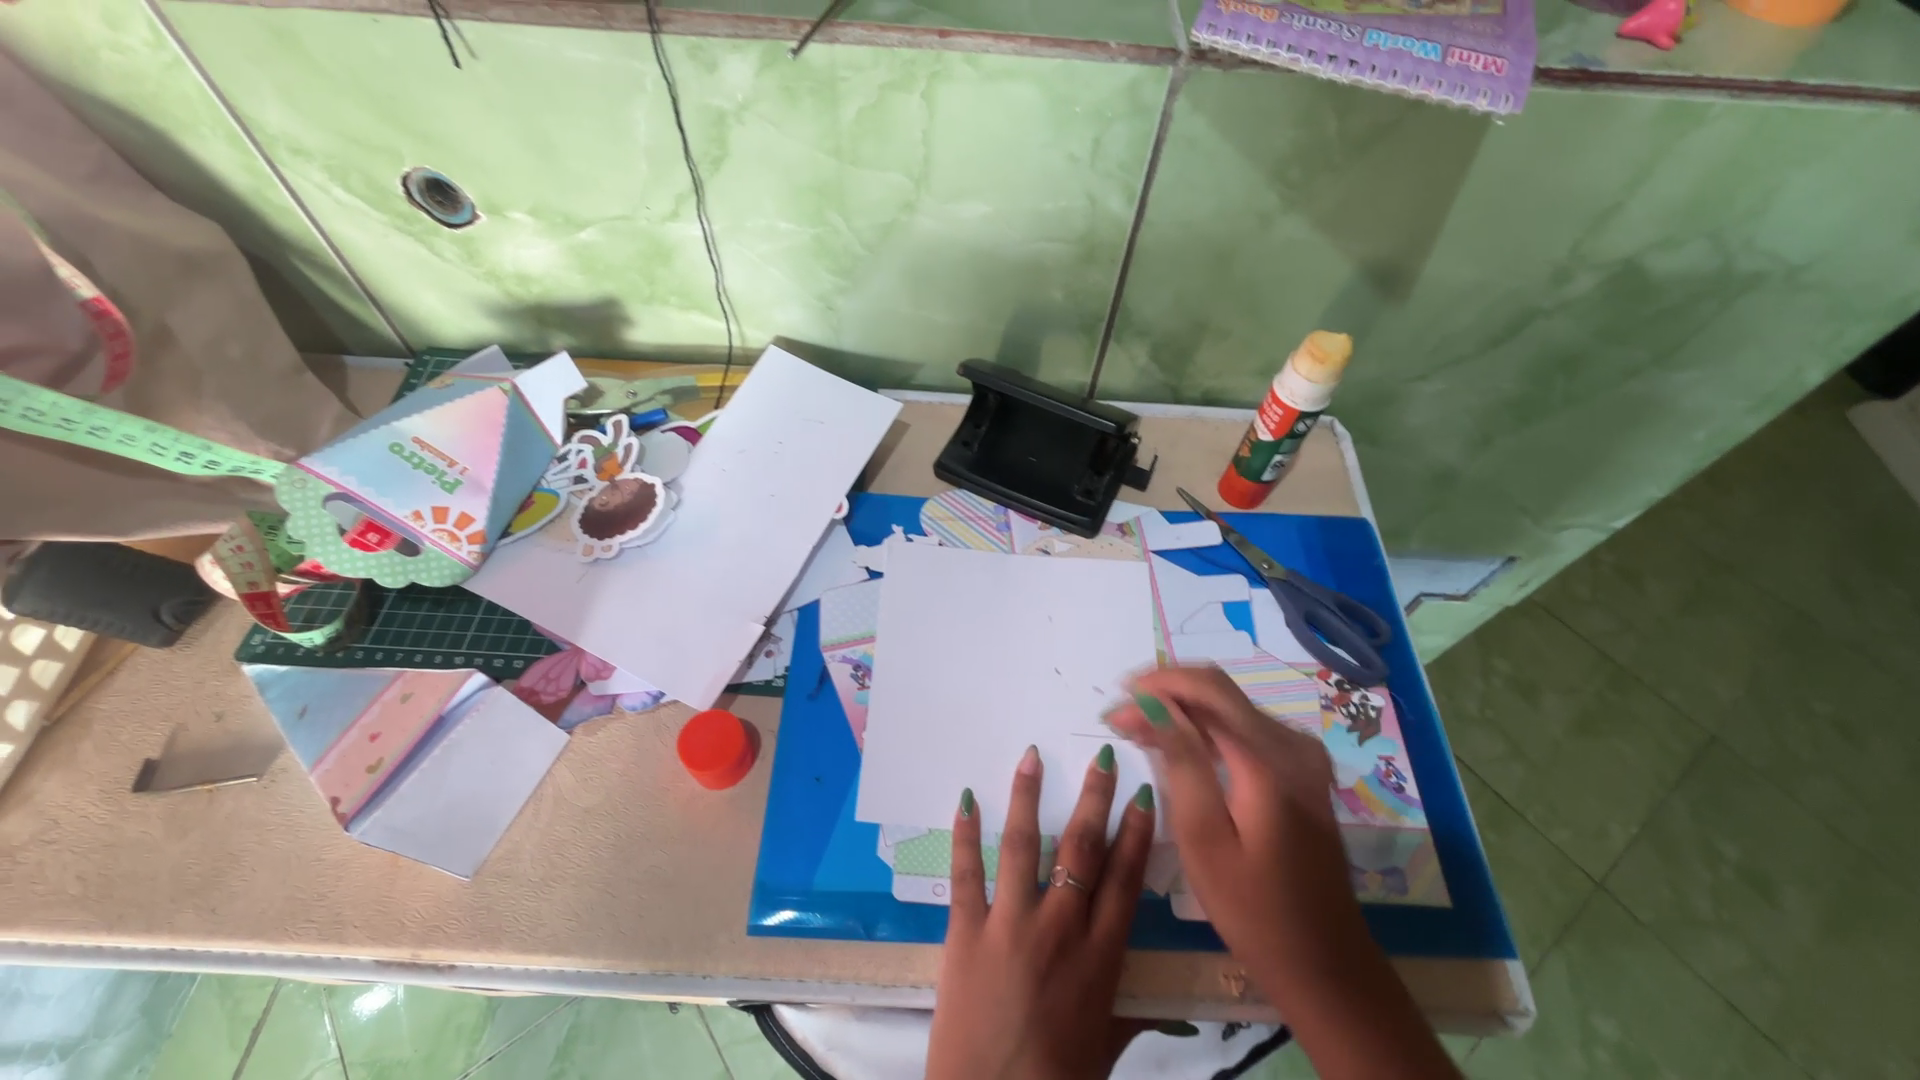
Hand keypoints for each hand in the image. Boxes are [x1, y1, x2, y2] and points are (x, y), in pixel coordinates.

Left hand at [926, 745, 1155, 1079]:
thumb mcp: (1107, 1046)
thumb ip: (1134, 1015)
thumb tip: (1172, 1011)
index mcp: (1100, 958)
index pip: (1124, 880)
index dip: (1136, 834)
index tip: (1142, 794)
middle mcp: (1059, 929)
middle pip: (1081, 850)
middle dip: (1094, 799)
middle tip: (1100, 756)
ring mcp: (1009, 925)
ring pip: (1022, 846)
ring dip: (1027, 797)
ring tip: (1031, 756)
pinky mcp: (965, 932)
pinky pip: (966, 874)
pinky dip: (964, 835)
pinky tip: (965, 799)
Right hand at [1106, 665, 1462, 1079]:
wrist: (1322, 958)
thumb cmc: (1252, 908)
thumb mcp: (1203, 837)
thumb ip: (1182, 761)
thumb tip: (1155, 705)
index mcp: (1269, 759)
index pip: (1206, 690)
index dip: (1156, 687)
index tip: (1114, 705)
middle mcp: (1292, 744)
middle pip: (1220, 693)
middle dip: (1165, 695)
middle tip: (1119, 718)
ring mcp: (1302, 758)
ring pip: (1232, 709)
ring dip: (1184, 711)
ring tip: (1137, 730)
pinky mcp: (1302, 774)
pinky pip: (1246, 732)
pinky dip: (1207, 731)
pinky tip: (1178, 747)